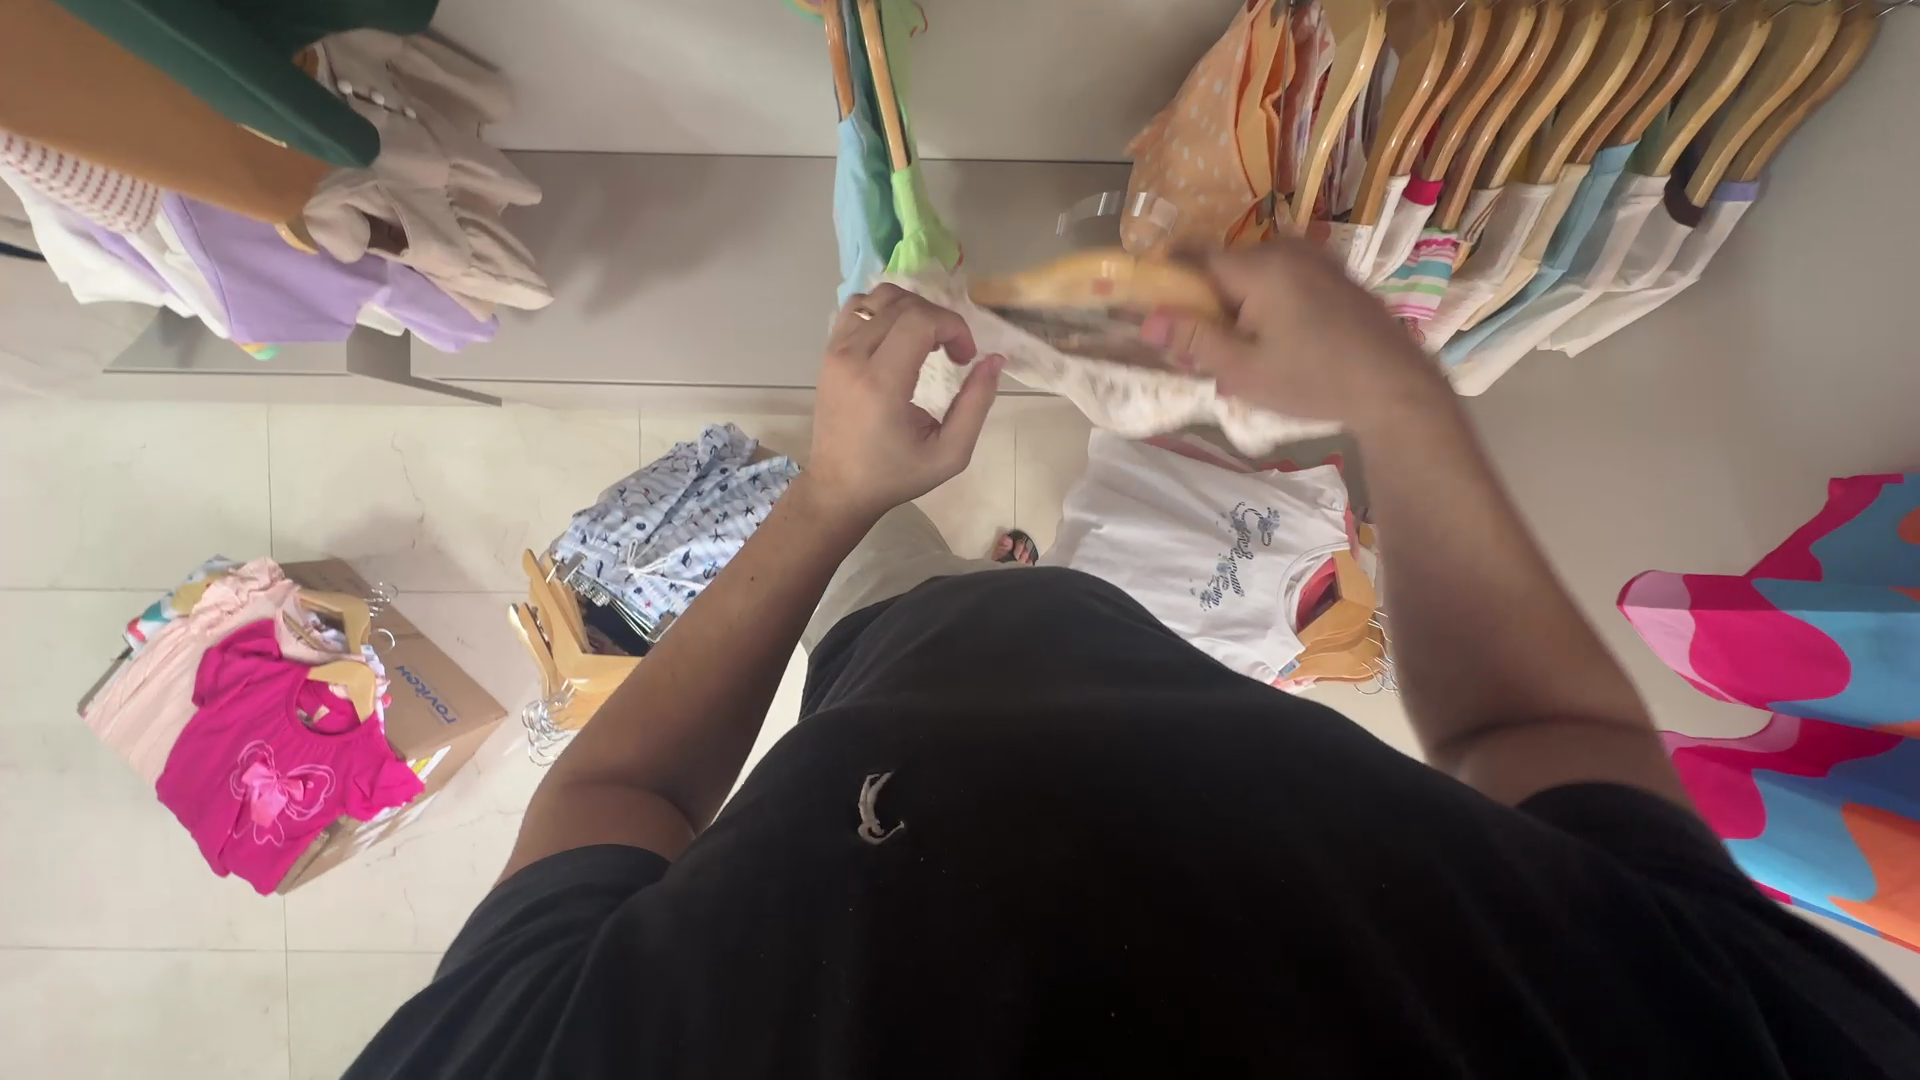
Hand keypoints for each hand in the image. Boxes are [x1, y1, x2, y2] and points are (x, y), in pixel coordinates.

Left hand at [807, 284, 1004, 523]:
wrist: (840, 488)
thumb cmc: (895, 475)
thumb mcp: (949, 454)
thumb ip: (976, 404)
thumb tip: (994, 360)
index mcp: (881, 384)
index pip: (920, 320)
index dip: (954, 327)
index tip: (965, 357)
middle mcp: (852, 358)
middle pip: (901, 303)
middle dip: (938, 318)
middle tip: (952, 352)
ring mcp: (834, 353)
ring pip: (876, 298)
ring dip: (911, 310)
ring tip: (925, 341)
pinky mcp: (828, 354)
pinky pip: (856, 309)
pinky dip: (883, 313)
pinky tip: (898, 340)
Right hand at [1140, 239, 1449, 429]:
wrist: (1393, 386)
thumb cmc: (1311, 381)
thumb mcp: (1242, 370)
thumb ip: (1193, 340)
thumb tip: (1147, 322)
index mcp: (1261, 267)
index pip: (1191, 257)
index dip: (1164, 282)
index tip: (1151, 313)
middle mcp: (1286, 249)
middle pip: (1220, 268)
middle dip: (1201, 306)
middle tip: (1198, 353)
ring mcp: (1312, 258)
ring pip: (1247, 277)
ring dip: (1230, 310)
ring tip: (1235, 356)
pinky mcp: (1329, 273)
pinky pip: (1276, 281)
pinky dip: (1260, 307)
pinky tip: (1269, 345)